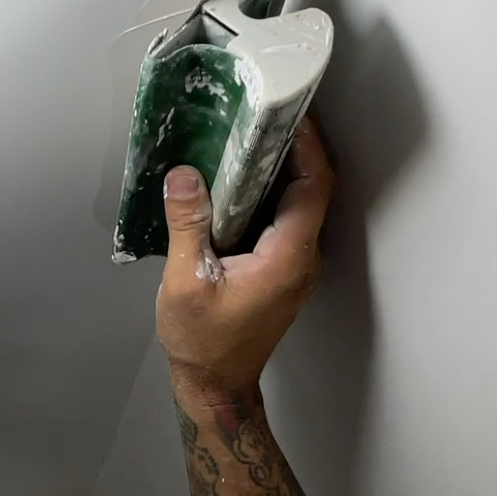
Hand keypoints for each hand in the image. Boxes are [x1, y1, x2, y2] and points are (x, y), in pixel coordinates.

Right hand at [157, 117, 334, 400]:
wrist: (215, 383)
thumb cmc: (202, 341)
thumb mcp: (187, 282)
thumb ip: (187, 225)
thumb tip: (184, 175)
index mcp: (287, 257)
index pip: (313, 186)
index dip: (306, 145)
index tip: (287, 112)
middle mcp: (301, 259)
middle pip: (312, 189)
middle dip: (294, 148)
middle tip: (262, 115)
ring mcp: (294, 266)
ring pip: (300, 204)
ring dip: (281, 170)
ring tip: (248, 139)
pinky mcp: (281, 271)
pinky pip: (285, 220)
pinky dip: (269, 194)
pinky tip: (238, 184)